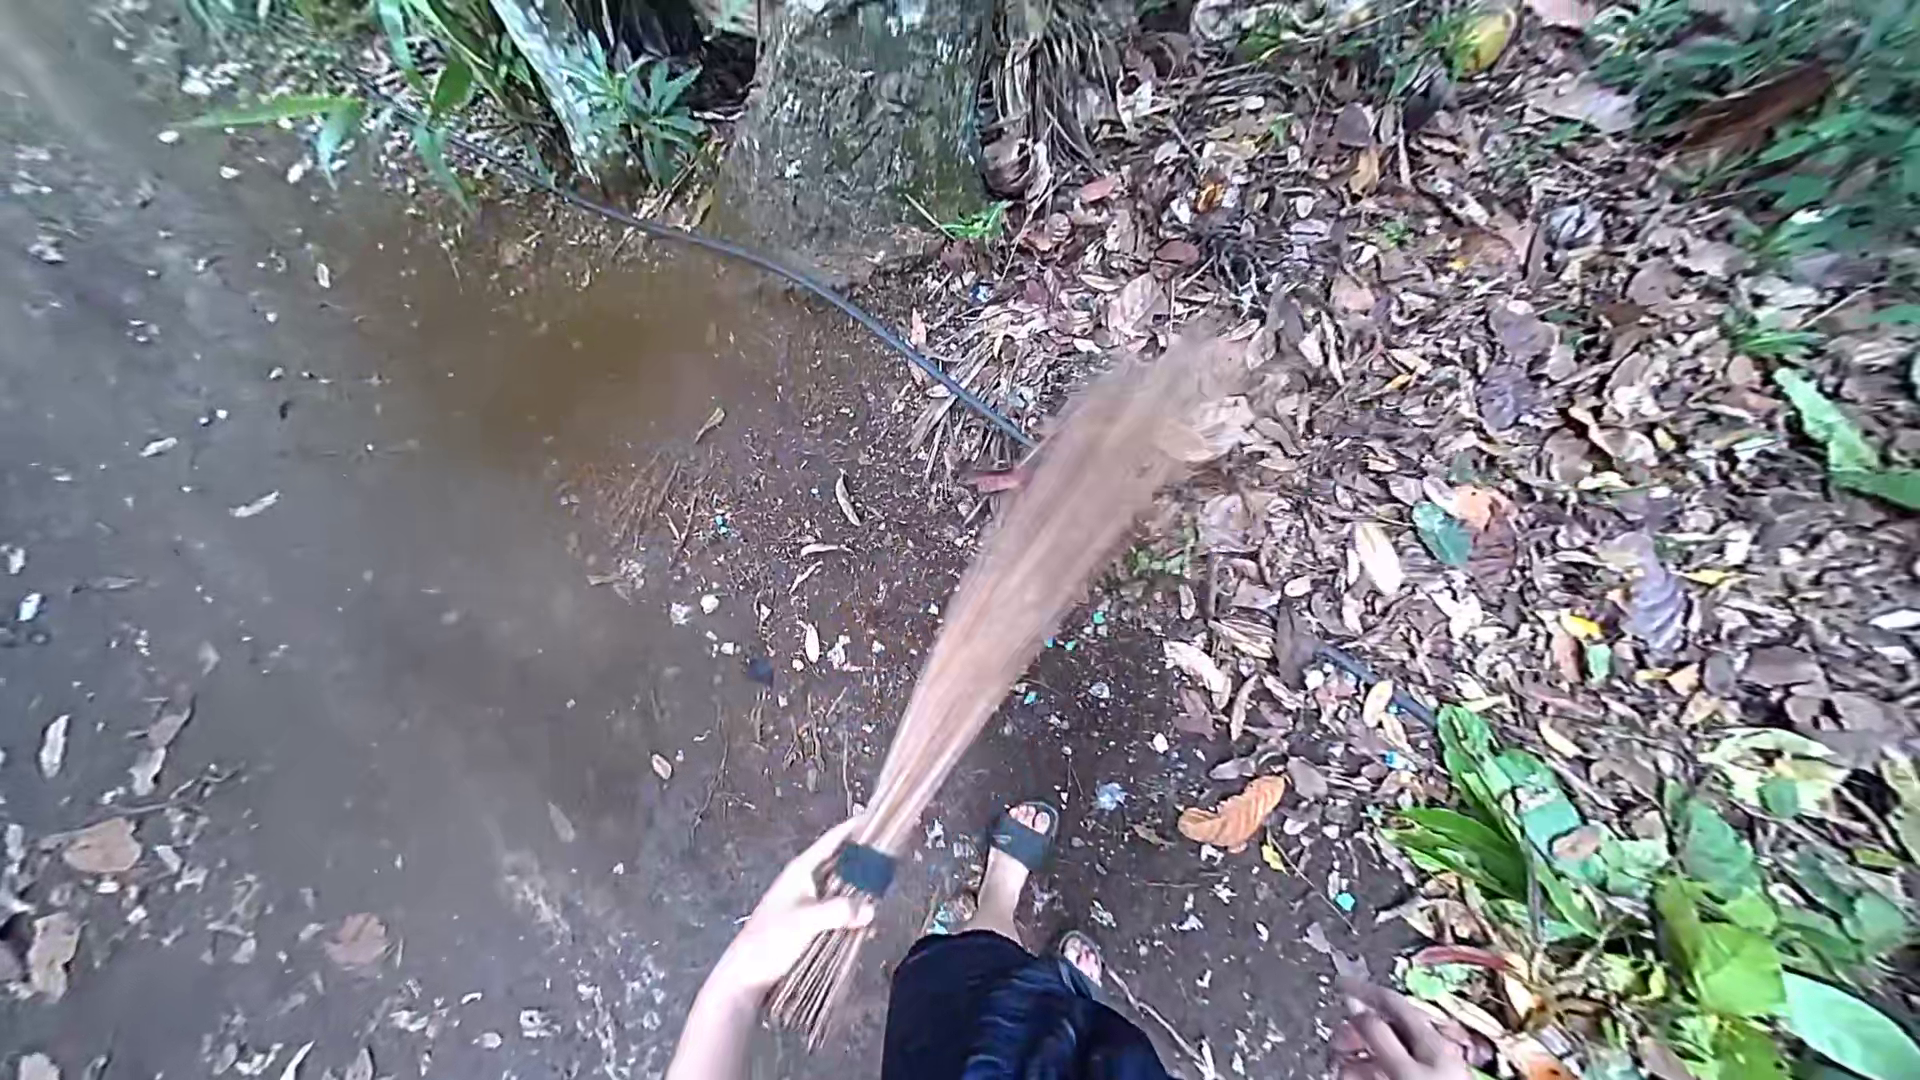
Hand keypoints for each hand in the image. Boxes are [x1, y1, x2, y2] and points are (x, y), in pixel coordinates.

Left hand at [709, 816, 875, 995]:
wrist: (744, 976)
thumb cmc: (771, 940)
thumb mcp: (806, 921)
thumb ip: (838, 912)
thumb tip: (870, 909)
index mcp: (802, 869)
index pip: (831, 839)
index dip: (852, 827)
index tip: (874, 818)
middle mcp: (805, 879)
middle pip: (839, 860)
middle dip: (861, 859)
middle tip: (887, 859)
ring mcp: (806, 899)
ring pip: (839, 884)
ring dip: (858, 887)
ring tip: (881, 890)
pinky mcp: (808, 920)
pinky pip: (836, 906)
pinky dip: (850, 908)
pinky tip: (863, 921)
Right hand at [1332, 982, 1472, 1079]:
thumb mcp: (1405, 1069)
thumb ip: (1378, 1035)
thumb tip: (1356, 1010)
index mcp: (1430, 1042)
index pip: (1391, 1002)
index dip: (1362, 989)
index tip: (1338, 985)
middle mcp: (1427, 1055)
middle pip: (1381, 1028)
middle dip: (1353, 1033)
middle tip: (1336, 1045)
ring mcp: (1422, 1076)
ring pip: (1379, 1055)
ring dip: (1354, 1059)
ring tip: (1342, 1071)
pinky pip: (1382, 1073)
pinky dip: (1363, 1073)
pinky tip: (1350, 1079)